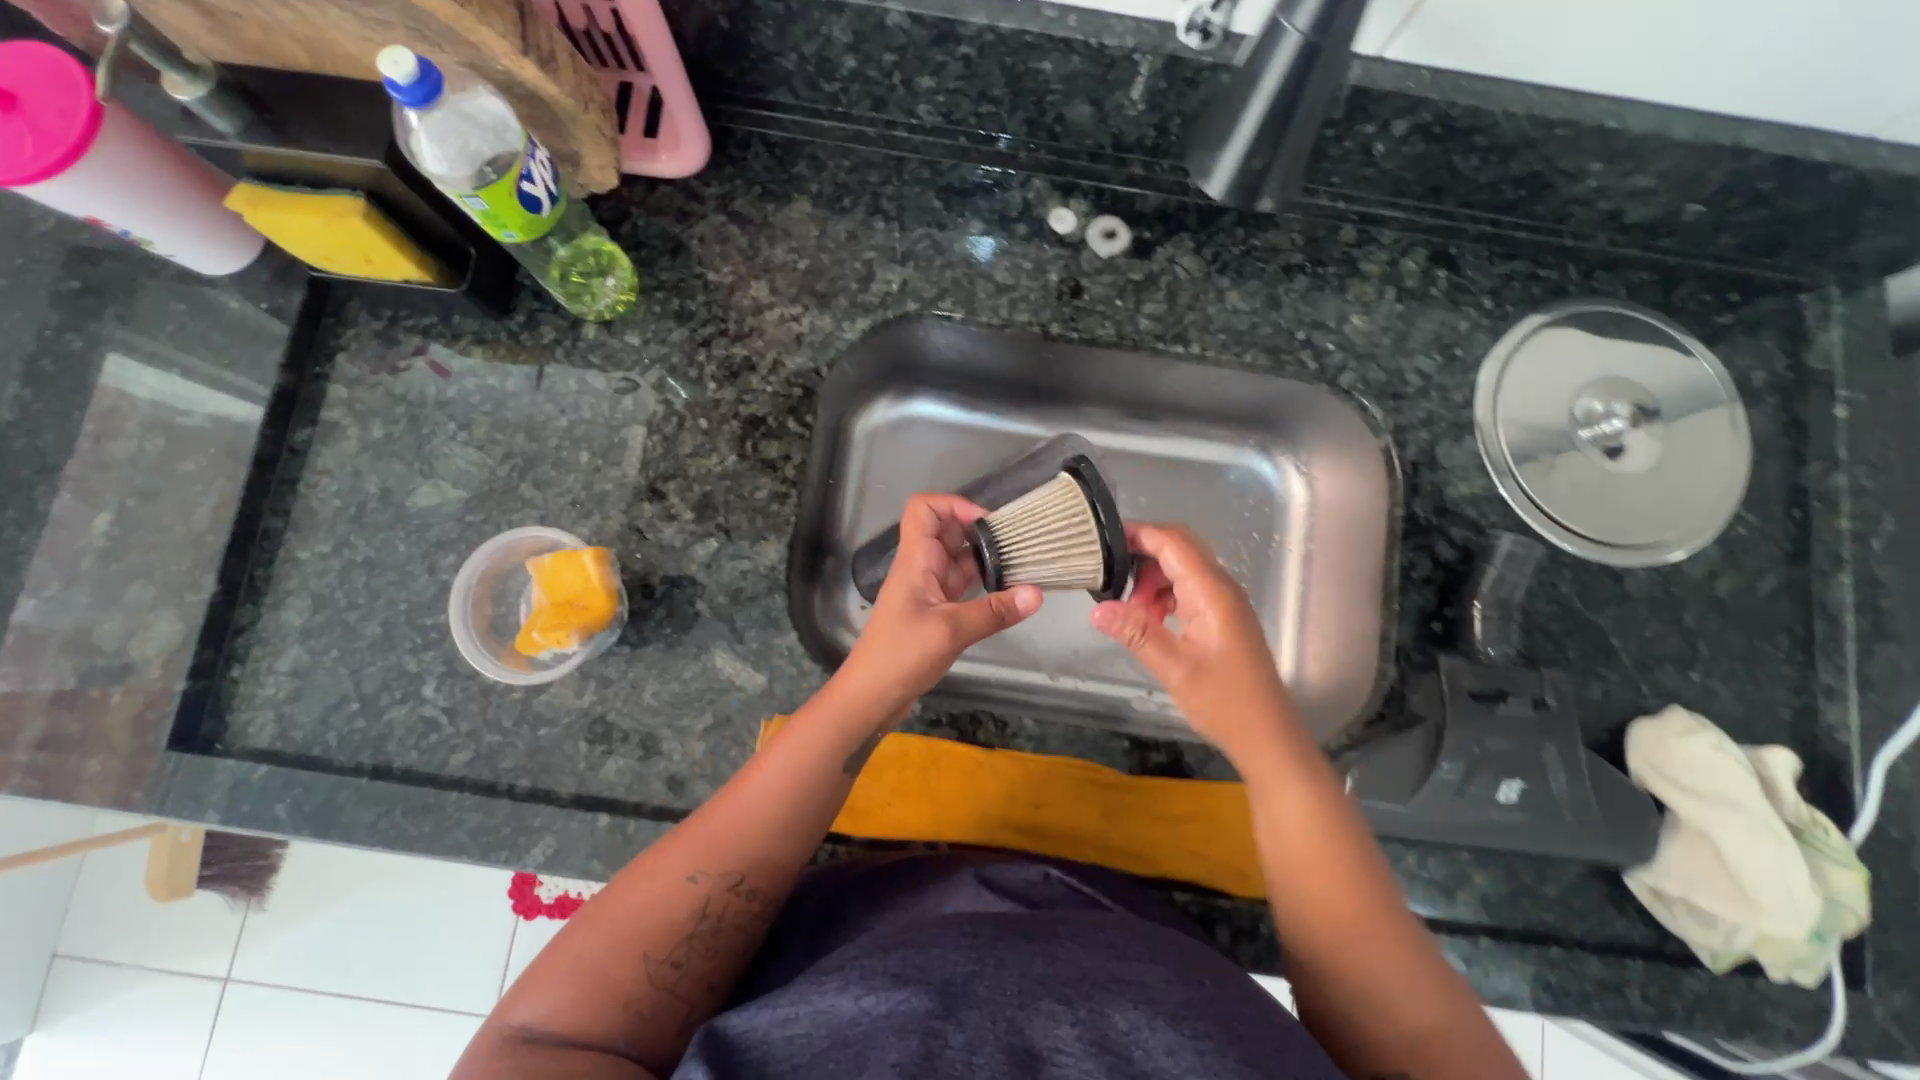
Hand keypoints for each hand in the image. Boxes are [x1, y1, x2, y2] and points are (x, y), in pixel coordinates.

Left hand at [838, 494, 1042, 717]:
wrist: (871, 696)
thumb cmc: (901, 655)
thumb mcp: (951, 631)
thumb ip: (994, 612)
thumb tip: (1037, 593)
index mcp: (916, 561)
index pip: (924, 509)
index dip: (954, 504)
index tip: (987, 522)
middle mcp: (921, 569)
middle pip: (947, 532)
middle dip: (980, 532)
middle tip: (1016, 544)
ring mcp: (927, 591)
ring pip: (957, 561)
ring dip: (985, 559)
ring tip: (1020, 565)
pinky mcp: (934, 613)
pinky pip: (961, 587)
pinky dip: (982, 586)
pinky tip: (1008, 594)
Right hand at [1090, 523, 1296, 760]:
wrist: (1267, 734)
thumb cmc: (1224, 702)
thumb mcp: (1174, 668)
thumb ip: (1137, 633)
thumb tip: (1098, 610)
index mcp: (1212, 592)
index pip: (1173, 542)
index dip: (1139, 533)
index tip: (1102, 539)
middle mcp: (1221, 588)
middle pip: (1179, 548)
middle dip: (1143, 555)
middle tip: (1110, 578)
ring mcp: (1225, 602)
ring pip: (1183, 569)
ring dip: (1152, 580)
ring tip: (1129, 611)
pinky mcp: (1223, 618)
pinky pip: (1190, 590)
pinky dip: (1165, 595)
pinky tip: (1149, 621)